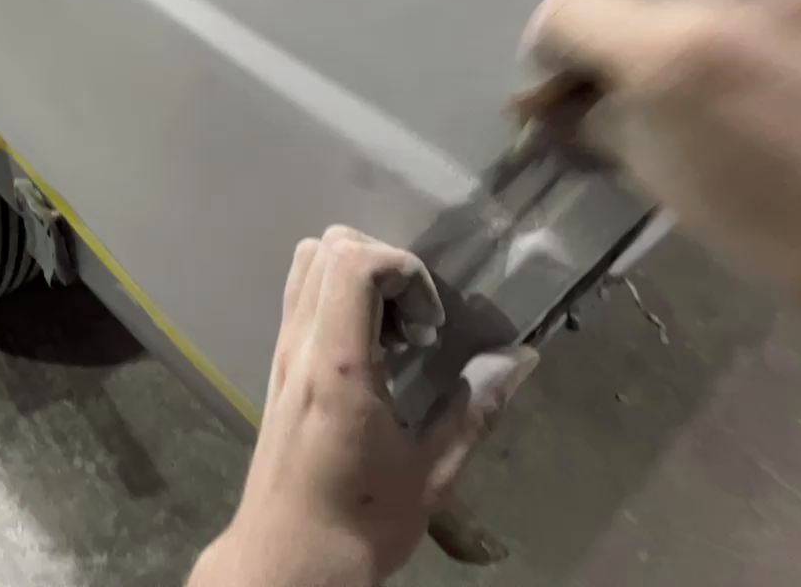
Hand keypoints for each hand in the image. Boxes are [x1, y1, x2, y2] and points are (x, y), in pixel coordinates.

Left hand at [189, 226, 536, 586]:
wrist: (286, 558)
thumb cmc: (360, 522)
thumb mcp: (431, 473)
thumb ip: (475, 408)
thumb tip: (521, 357)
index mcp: (337, 363)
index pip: (354, 261)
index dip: (405, 271)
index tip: (429, 327)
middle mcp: (301, 340)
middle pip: (329, 245)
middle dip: (386, 265)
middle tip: (414, 326)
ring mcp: (283, 344)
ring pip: (309, 260)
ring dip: (360, 274)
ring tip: (395, 333)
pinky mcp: (279, 356)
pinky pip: (303, 291)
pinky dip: (340, 293)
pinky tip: (371, 347)